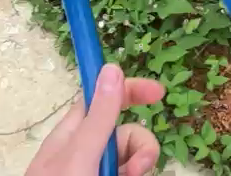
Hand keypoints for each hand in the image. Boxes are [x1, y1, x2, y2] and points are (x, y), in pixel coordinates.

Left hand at [25, 65, 165, 175]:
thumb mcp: (79, 158)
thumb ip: (100, 116)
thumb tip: (112, 66)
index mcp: (71, 137)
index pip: (102, 98)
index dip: (130, 90)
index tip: (159, 95)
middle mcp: (82, 155)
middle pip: (124, 133)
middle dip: (140, 146)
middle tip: (140, 170)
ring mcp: (92, 175)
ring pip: (129, 159)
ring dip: (139, 166)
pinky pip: (127, 175)